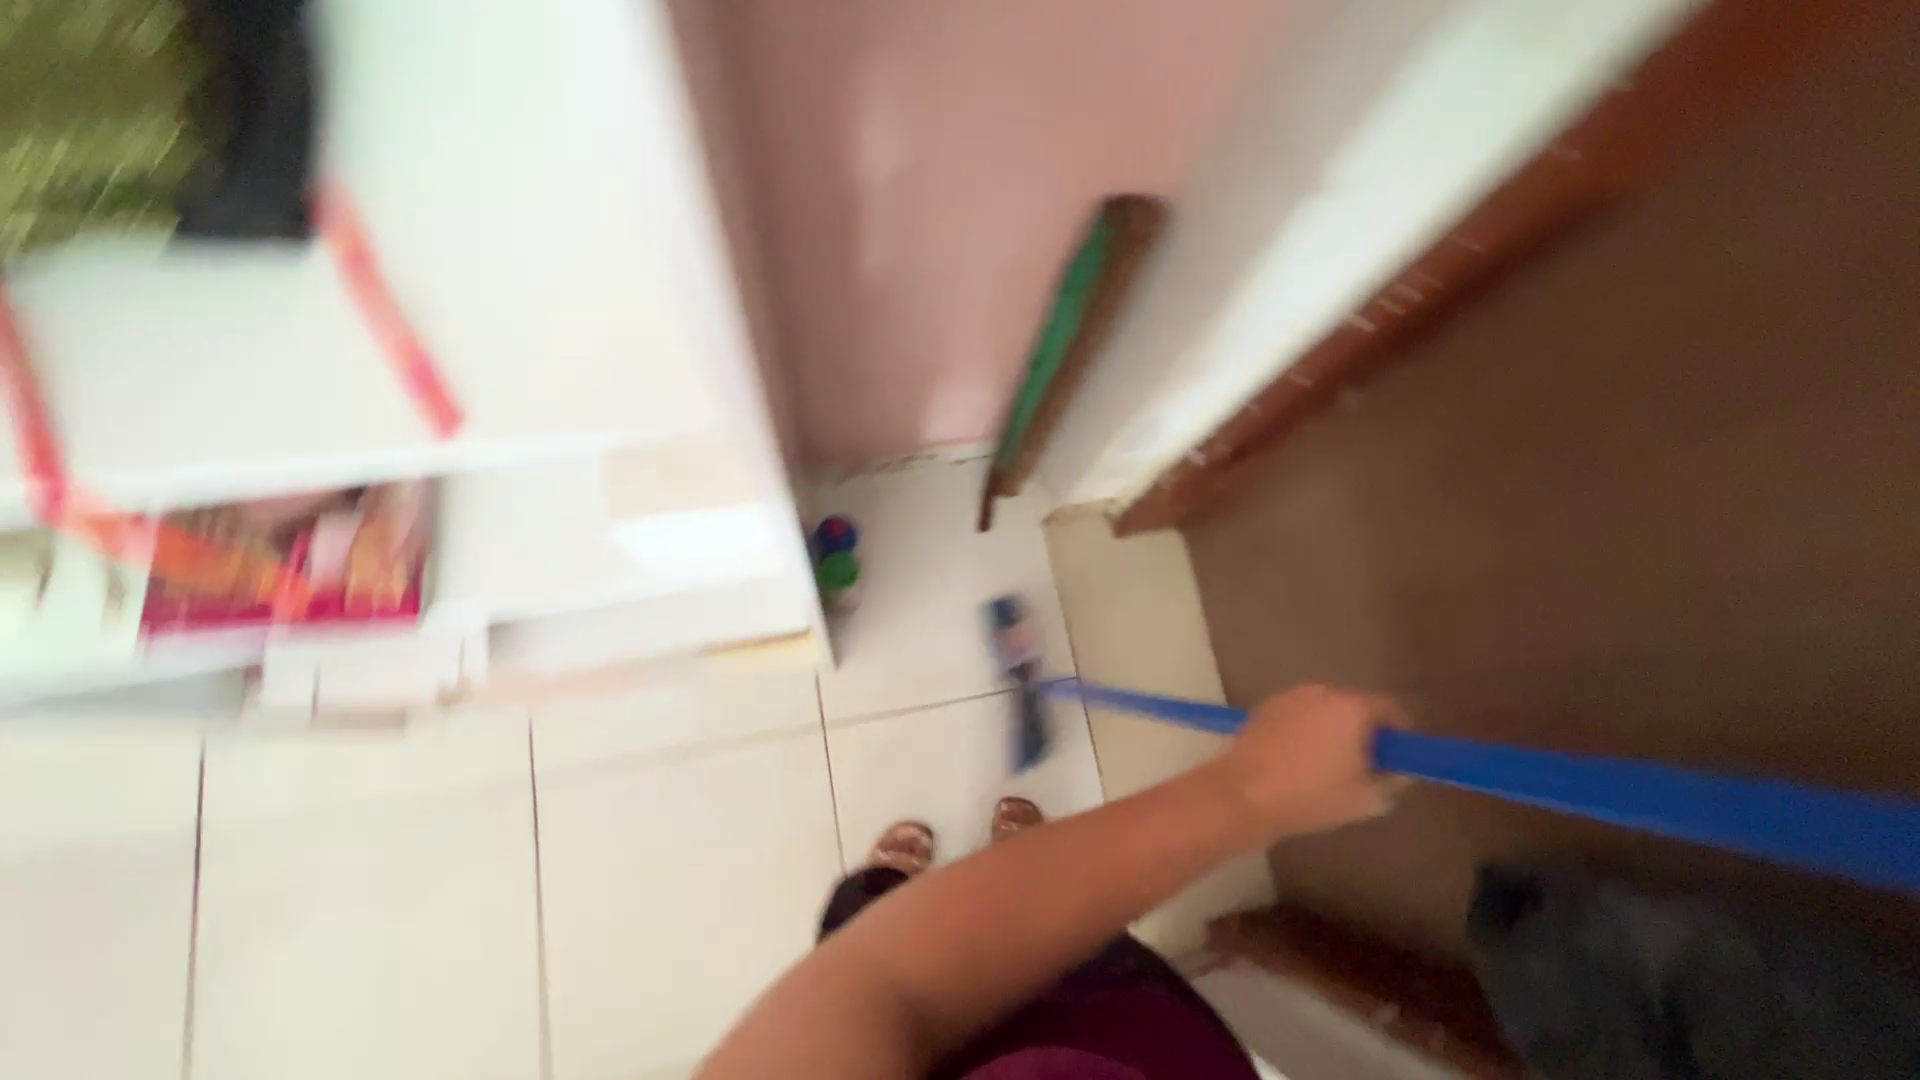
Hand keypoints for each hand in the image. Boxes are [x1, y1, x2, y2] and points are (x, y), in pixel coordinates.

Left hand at [1215, 684, 1406, 839]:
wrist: (1243, 793)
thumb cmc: (1310, 796)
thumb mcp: (1366, 799)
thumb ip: (1392, 780)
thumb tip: (1397, 770)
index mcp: (1351, 707)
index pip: (1390, 708)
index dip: (1399, 732)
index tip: (1399, 756)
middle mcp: (1320, 692)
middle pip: (1355, 705)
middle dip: (1364, 729)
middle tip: (1366, 763)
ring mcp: (1289, 697)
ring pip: (1324, 709)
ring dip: (1333, 727)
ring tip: (1330, 763)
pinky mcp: (1265, 707)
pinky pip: (1299, 714)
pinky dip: (1306, 728)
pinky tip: (1299, 758)